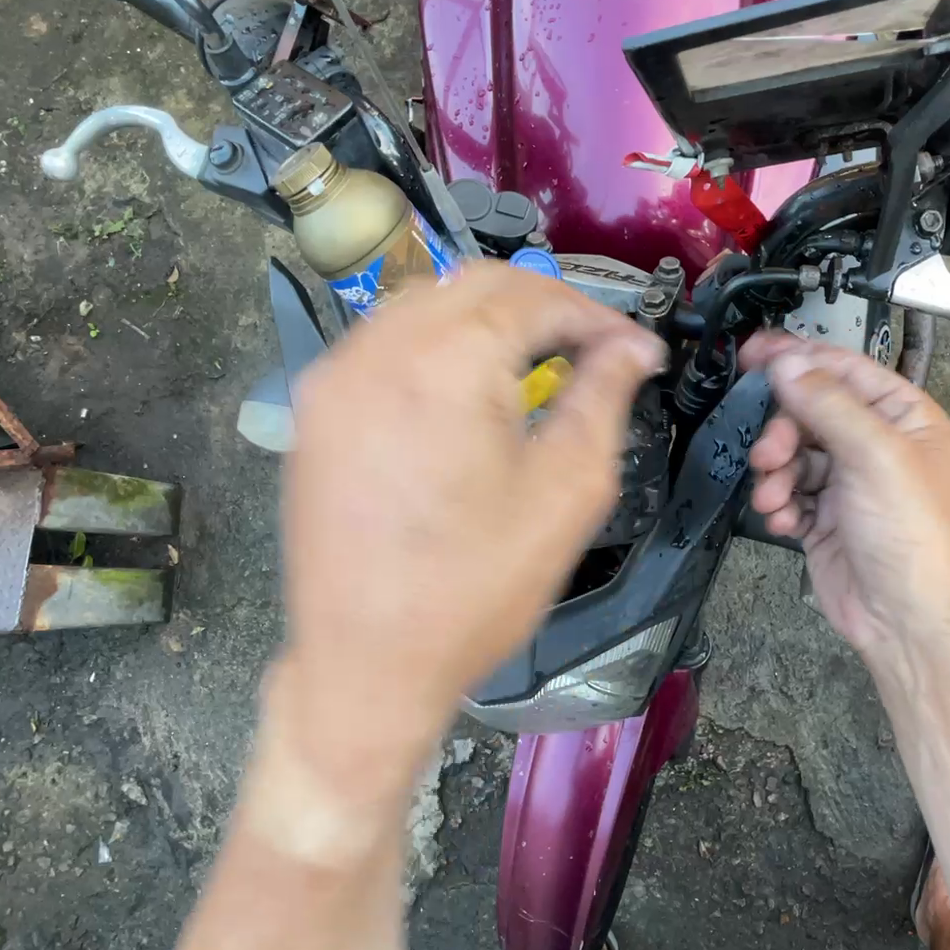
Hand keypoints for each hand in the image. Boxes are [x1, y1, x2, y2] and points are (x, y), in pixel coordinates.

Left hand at [275, 264, 664, 791]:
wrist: (367, 666)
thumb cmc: (479, 588)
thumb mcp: (568, 491)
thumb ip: (603, 398)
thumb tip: (633, 349)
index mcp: (447, 365)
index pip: (534, 297)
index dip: (595, 313)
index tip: (633, 347)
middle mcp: (379, 349)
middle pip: (477, 283)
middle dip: (545, 304)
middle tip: (592, 346)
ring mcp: (335, 375)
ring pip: (426, 302)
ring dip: (491, 316)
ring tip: (538, 359)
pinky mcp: (316, 406)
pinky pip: (387, 340)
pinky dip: (440, 341)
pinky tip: (468, 384)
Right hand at [740, 333, 949, 683]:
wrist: (906, 622)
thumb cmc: (917, 541)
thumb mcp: (876, 457)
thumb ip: (828, 404)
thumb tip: (789, 363)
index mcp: (904, 418)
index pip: (844, 371)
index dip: (798, 359)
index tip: (755, 353)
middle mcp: (877, 446)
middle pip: (809, 413)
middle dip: (782, 433)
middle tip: (769, 454)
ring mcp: (850, 483)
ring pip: (793, 455)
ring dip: (776, 474)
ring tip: (773, 498)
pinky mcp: (825, 517)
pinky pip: (789, 493)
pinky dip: (779, 503)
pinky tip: (783, 520)